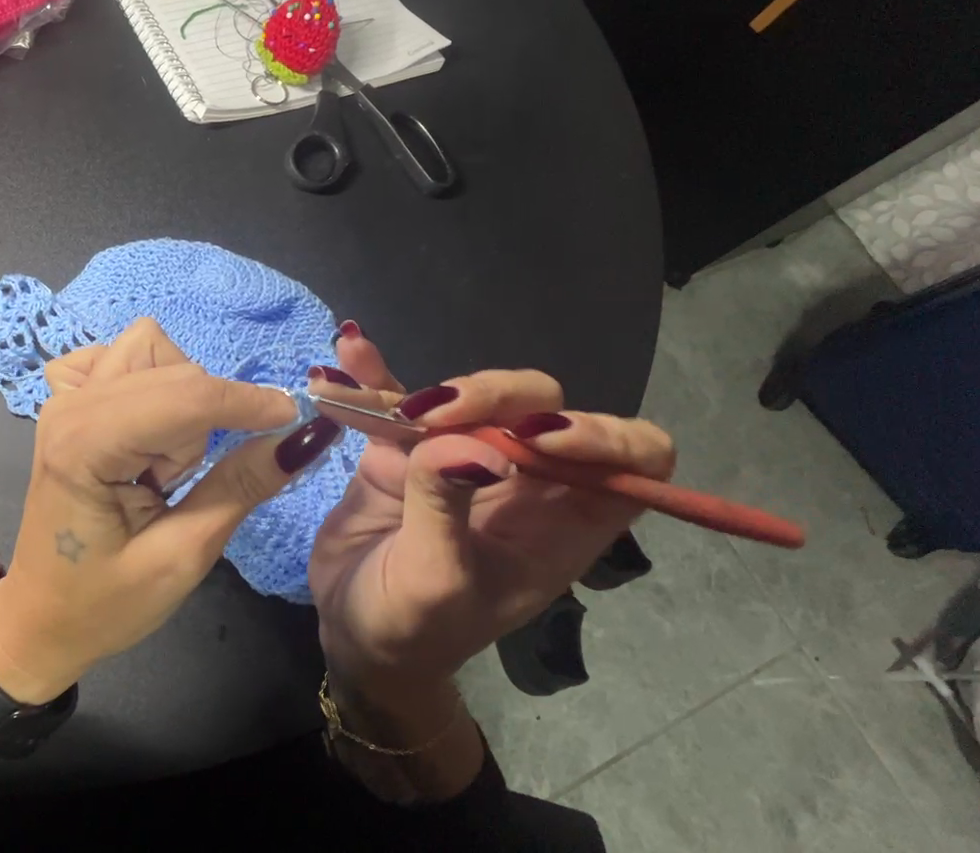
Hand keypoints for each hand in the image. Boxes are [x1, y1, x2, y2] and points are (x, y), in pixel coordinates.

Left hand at [0, 318, 342, 703]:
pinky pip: (121, 358)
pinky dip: (150, 383)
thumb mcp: (182, 557)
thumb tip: (304, 437)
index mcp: (84, 446)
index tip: (297, 417)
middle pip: (173, 368)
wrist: (41, 617)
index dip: (247, 402)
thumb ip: (240, 487)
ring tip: (161, 465)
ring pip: (150, 350)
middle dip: (204, 419)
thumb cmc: (104, 603)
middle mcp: (69, 406)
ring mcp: (64, 397)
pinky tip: (144, 432)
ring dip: (178, 398)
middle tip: (184, 483)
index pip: (185, 396)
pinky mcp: (67, 400)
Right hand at [306, 329, 674, 696]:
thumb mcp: (433, 582)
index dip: (604, 436)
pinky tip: (350, 348)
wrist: (349, 631)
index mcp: (559, 524)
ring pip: (472, 396)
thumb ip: (447, 508)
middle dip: (497, 397)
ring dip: (435, 388)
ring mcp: (459, 457)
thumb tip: (468, 443)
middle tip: (437, 415)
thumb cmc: (410, 628)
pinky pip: (396, 400)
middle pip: (541, 406)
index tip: (538, 435)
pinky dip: (373, 373)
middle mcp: (522, 482)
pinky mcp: (404, 447)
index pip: (630, 463)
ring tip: (390, 407)